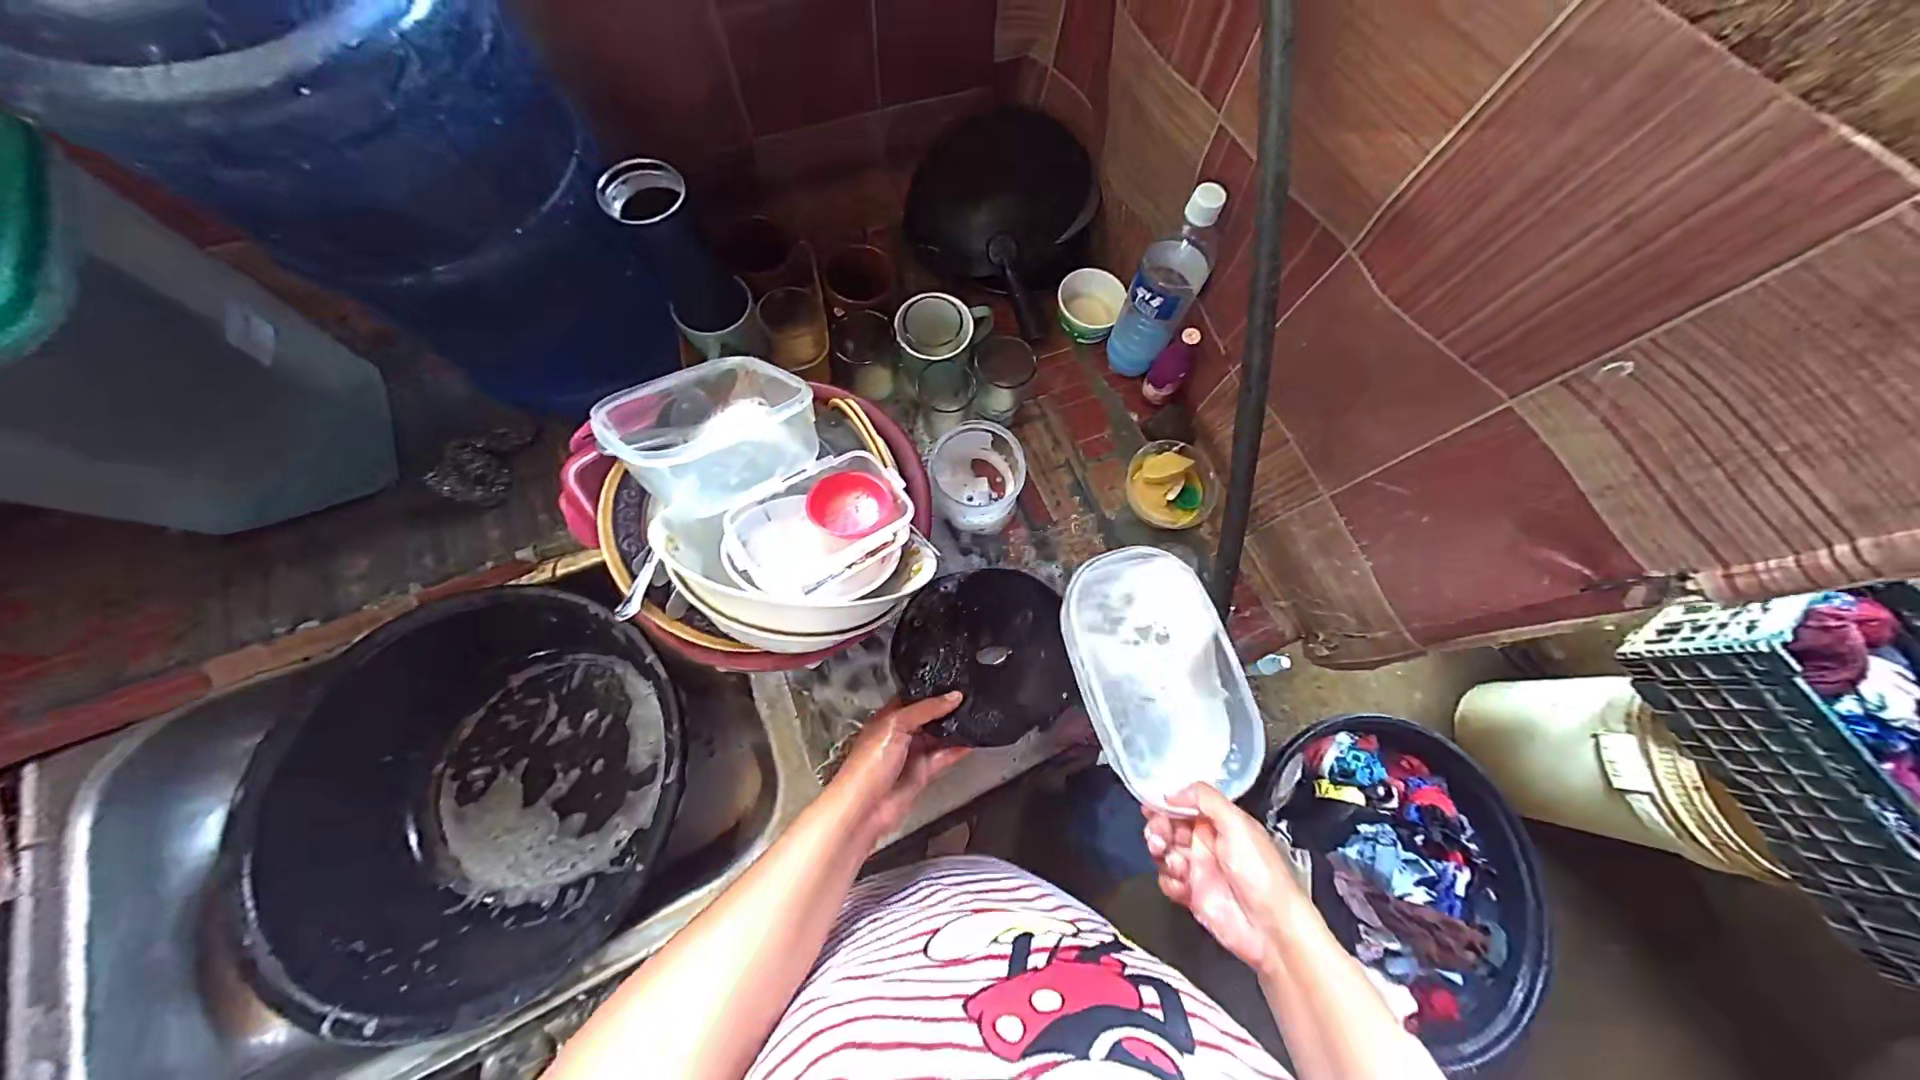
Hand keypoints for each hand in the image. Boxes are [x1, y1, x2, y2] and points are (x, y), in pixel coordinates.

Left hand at [829, 693, 970, 841]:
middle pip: (927, 719)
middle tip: (968, 699)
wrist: (865, 809)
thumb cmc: (867, 766)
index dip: (931, 692)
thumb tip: (952, 696)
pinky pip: (943, 758)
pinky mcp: (921, 774)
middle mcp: (899, 735)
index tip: (952, 685)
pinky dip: (957, 751)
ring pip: (937, 738)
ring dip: (954, 730)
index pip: (912, 700)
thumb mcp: (896, 725)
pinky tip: (971, 741)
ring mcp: (910, 756)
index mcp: (886, 719)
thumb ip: (926, 709)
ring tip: (974, 716)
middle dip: (945, 711)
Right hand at [1144, 783, 1312, 977]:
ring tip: (1176, 864)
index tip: (1152, 806)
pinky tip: (1182, 885)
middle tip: (1159, 837)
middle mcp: (1206, 843)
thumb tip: (1174, 792)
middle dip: (1158, 829)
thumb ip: (1205, 798)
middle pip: (1168, 826)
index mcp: (1219, 822)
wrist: (1271, 928)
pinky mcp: (1191, 894)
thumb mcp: (1237, 824)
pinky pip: (1166, 880)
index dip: (1166, 805)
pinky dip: (1169, 881)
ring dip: (1162, 854)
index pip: (1184, 805)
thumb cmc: (1262, 874)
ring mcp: (1198, 869)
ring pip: (1163, 852)